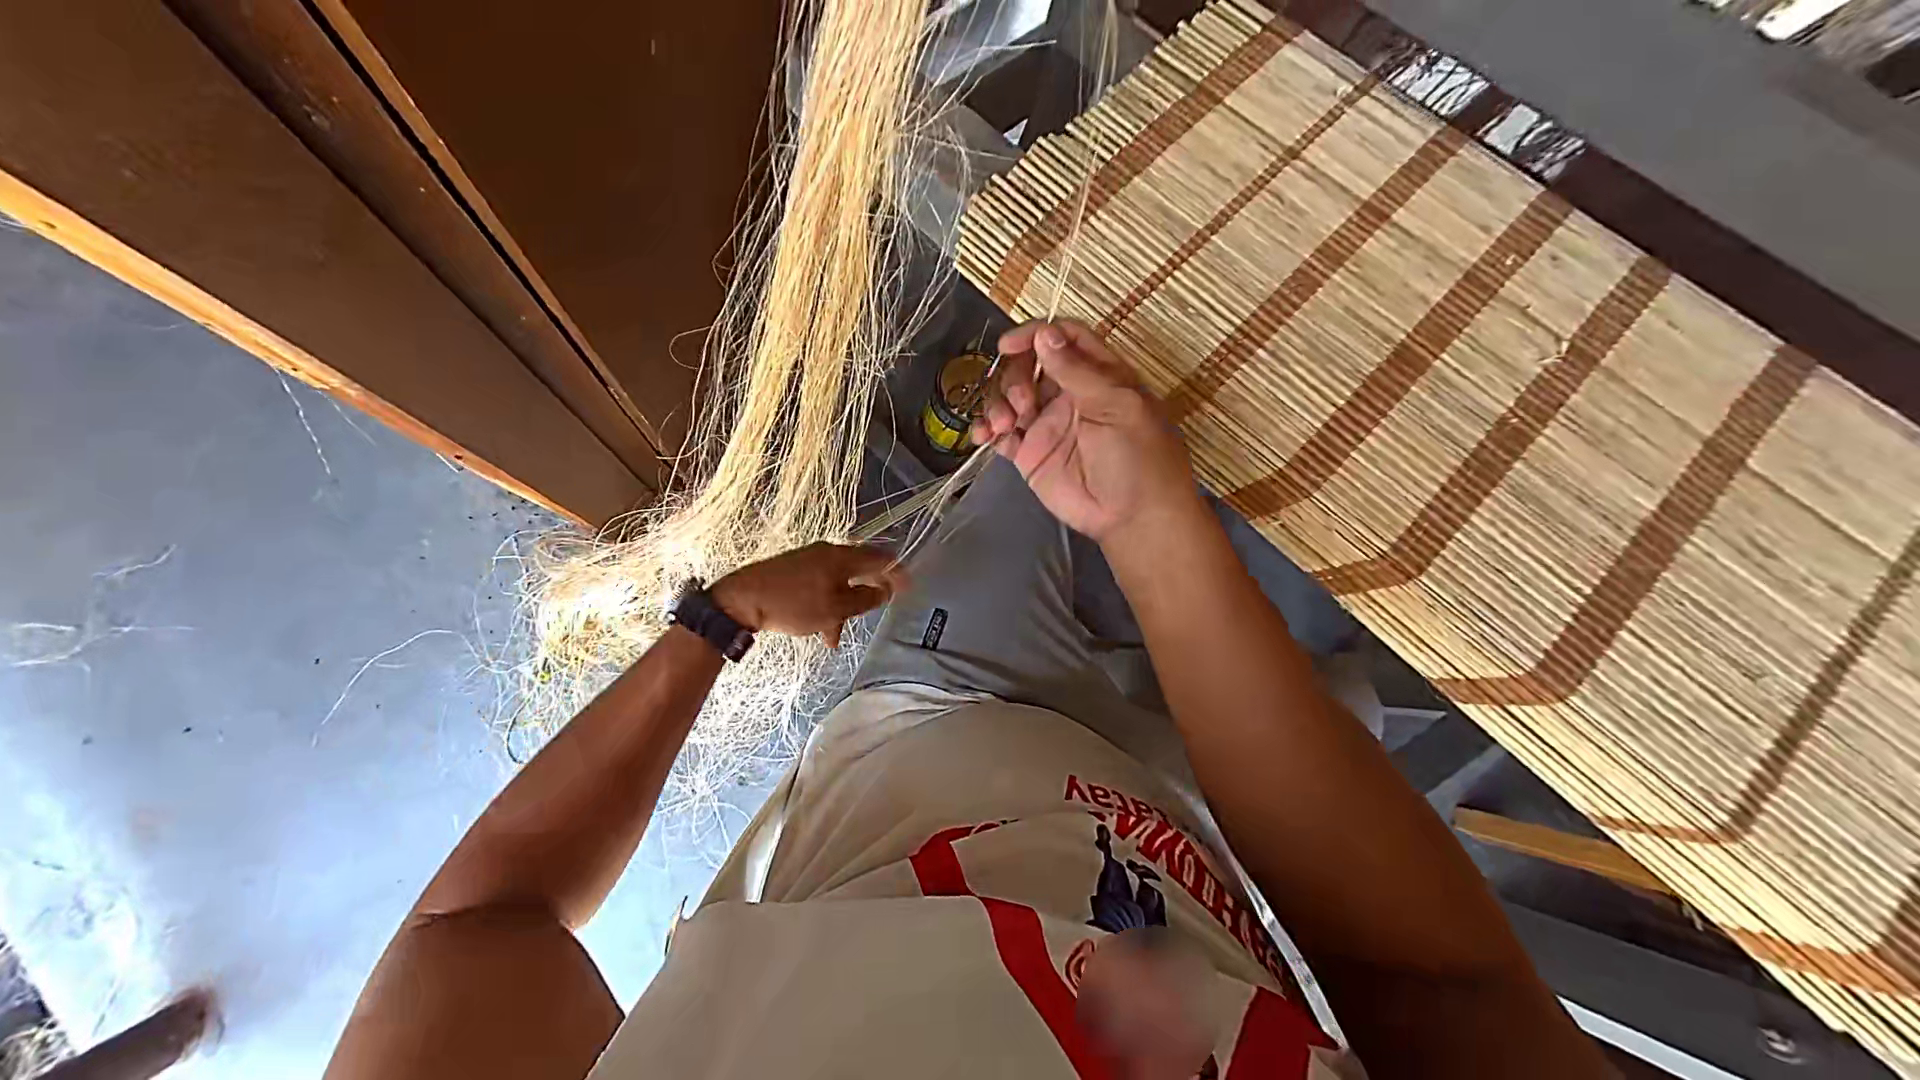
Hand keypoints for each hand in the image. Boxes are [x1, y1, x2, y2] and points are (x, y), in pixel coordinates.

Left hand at [710, 542, 903, 647]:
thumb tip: (883, 592)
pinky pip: (821, 585)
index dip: (897, 572)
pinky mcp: (793, 570)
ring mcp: (808, 559)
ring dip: (844, 605)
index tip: (907, 587)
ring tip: (836, 635)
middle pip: (860, 569)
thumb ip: (864, 600)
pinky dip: (827, 603)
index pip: (881, 558)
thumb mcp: (835, 609)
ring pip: (838, 581)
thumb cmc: (793, 604)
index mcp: (842, 556)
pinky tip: (819, 628)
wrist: (740, 599)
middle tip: (879, 607)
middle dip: (870, 591)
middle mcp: (828, 551)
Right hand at [970, 320, 1202, 545]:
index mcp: (1097, 375)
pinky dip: (986, 429)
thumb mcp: (1116, 406)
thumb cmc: (1140, 459)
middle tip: (1021, 401)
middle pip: (1028, 364)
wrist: (1133, 518)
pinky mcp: (1029, 453)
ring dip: (998, 402)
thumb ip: (1078, 371)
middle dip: (1015, 375)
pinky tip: (984, 436)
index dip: (1035, 334)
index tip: (1010, 345)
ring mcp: (1046, 424)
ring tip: (1005, 425)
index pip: (1062, 338)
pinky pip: (1000, 433)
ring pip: (1009, 395)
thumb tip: (1045, 335)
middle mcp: (1068, 394)